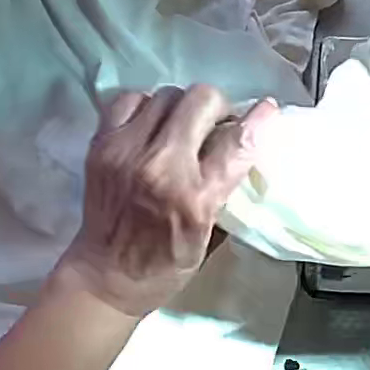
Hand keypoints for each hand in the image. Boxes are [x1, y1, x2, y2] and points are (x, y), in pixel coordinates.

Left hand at [50, 85, 277, 316]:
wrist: (106, 276)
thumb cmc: (165, 266)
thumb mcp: (209, 236)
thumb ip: (226, 191)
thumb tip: (245, 149)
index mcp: (195, 199)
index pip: (237, 142)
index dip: (260, 120)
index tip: (267, 110)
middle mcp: (162, 167)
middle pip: (202, 100)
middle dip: (218, 108)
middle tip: (216, 127)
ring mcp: (127, 150)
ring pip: (169, 93)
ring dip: (183, 108)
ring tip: (182, 128)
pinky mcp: (101, 144)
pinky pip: (131, 98)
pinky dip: (147, 106)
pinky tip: (152, 126)